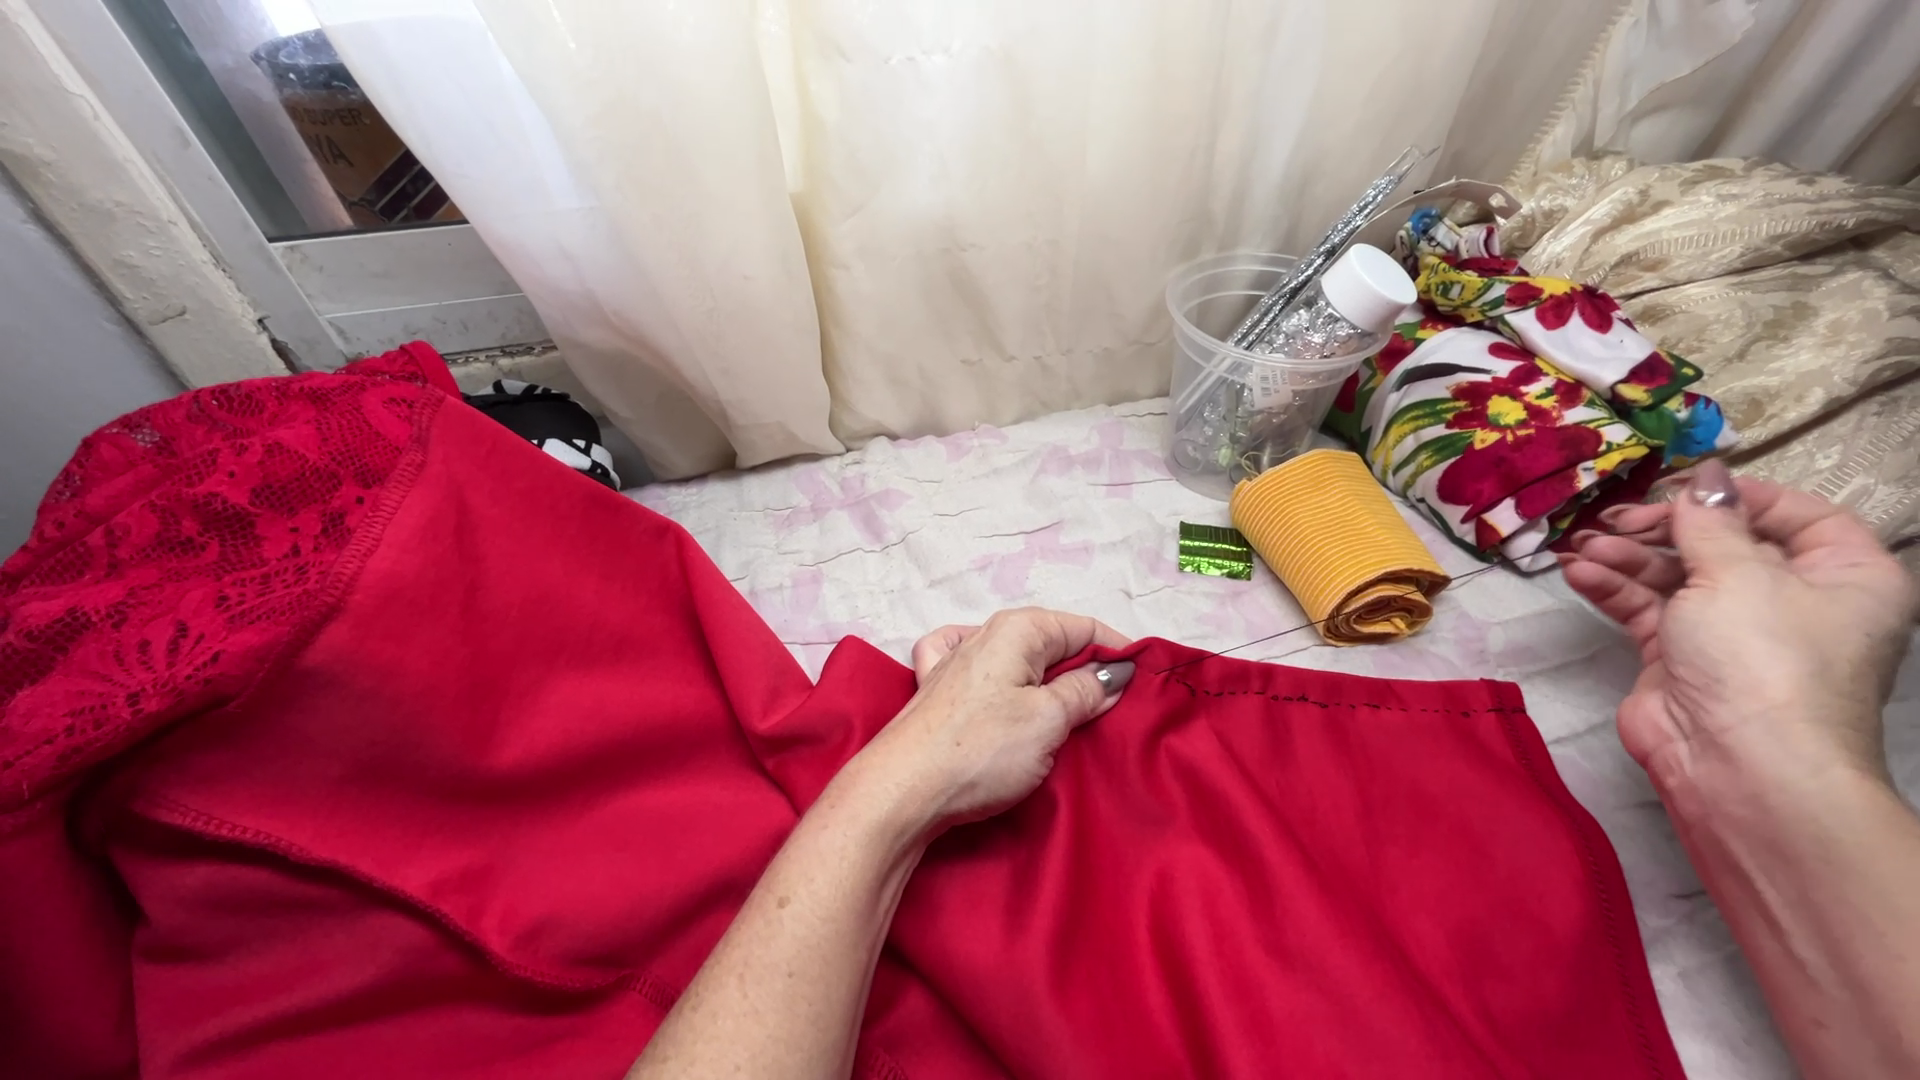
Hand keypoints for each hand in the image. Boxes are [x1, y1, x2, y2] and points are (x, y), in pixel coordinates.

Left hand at [847, 609, 1133, 834]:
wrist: (903, 790)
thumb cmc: (981, 749)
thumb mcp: (1048, 719)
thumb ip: (1085, 691)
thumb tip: (1113, 673)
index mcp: (1016, 629)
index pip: (1083, 628)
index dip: (1118, 653)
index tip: (1145, 683)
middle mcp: (983, 635)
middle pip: (1052, 644)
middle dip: (1086, 670)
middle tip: (1115, 709)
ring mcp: (954, 661)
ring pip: (1018, 660)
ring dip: (1048, 681)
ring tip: (1071, 715)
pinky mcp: (935, 690)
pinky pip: (978, 670)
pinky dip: (1000, 677)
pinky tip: (1001, 686)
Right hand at [1560, 461, 1916, 794]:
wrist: (1733, 759)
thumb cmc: (1763, 657)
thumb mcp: (1740, 575)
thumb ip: (1711, 523)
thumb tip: (1705, 477)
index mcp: (1842, 576)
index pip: (1797, 515)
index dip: (1738, 498)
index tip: (1678, 490)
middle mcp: (1789, 600)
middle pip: (1721, 544)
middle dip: (1662, 529)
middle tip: (1613, 520)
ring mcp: (1728, 629)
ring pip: (1672, 575)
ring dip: (1624, 557)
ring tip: (1583, 548)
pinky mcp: (1677, 653)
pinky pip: (1643, 607)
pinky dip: (1611, 587)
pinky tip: (1579, 573)